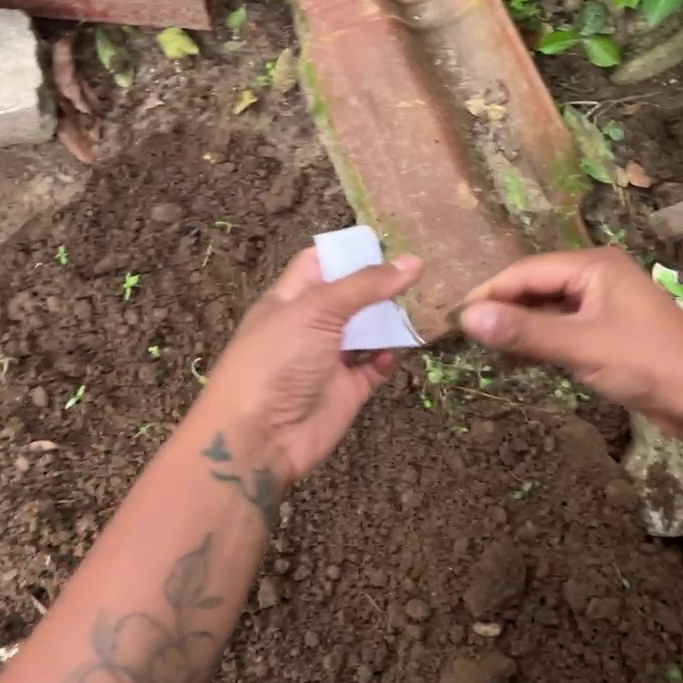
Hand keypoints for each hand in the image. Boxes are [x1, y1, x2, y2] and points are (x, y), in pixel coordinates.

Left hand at [189, 249, 422, 484]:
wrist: (259, 438)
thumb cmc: (277, 360)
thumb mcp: (317, 310)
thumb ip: (366, 286)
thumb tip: (413, 261)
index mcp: (291, 298)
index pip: (321, 262)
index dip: (350, 252)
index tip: (390, 244)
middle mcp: (310, 325)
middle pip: (351, 296)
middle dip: (380, 285)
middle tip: (419, 273)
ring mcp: (329, 359)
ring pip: (368, 331)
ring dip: (391, 321)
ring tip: (422, 305)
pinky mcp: (347, 390)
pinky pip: (375, 368)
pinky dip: (388, 358)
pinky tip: (398, 350)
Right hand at [457, 247, 682, 432]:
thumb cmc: (647, 364)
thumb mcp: (580, 346)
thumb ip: (523, 331)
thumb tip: (467, 317)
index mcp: (593, 265)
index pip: (525, 271)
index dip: (489, 293)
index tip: (455, 318)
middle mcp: (598, 274)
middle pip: (537, 284)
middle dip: (504, 308)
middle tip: (468, 336)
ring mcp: (607, 301)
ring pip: (550, 306)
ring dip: (522, 325)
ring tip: (489, 348)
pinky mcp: (611, 327)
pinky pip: (566, 324)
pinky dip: (543, 338)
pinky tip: (525, 356)